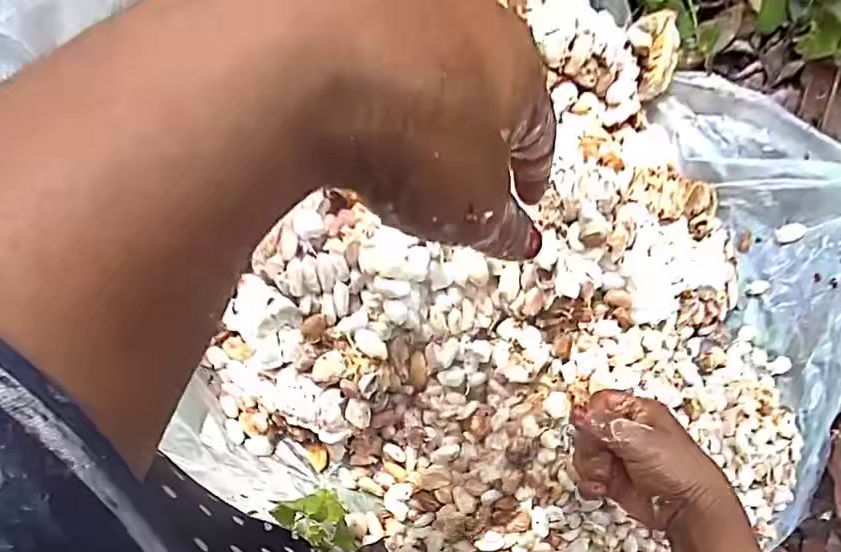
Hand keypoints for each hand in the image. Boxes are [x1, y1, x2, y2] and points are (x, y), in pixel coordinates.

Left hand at [314, 0, 553, 258]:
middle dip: (479, 139)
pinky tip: (361, 127)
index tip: (526, 195)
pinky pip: (372, 57)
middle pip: (485, 90)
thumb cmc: (410, 135)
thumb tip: (518, 239)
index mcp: (518, 66)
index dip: (533, 171)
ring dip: (426, 113)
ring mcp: (404, 4)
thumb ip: (503, 228)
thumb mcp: (474, 212)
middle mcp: (469, 16)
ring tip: (406, 161)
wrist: (302, 69)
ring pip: (428, 69)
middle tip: (468, 183)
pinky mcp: (344, 6)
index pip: (539, 129)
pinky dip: (374, 93)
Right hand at [571, 390, 742, 533]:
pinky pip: (588, 477)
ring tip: (606, 476)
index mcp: (638, 413)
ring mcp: (620, 458)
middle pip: (587, 431)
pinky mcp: (614, 481)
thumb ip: (606, 426)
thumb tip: (580, 415)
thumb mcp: (640, 441)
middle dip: (589, 447)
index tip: (591, 430)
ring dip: (590, 468)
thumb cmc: (680, 470)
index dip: (591, 417)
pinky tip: (602, 489)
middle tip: (604, 457)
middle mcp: (627, 433)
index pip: (600, 403)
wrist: (688, 508)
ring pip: (585, 455)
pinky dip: (590, 484)